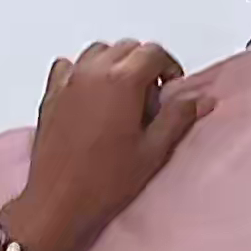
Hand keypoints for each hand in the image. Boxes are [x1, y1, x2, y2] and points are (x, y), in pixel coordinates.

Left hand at [0, 40, 215, 250]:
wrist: (60, 201)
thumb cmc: (106, 182)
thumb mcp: (153, 151)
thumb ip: (178, 118)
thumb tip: (200, 100)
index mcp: (122, 80)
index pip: (154, 53)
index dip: (169, 69)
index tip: (171, 91)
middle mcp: (92, 72)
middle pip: (126, 48)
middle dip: (143, 67)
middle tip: (150, 102)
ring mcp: (68, 81)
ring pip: (98, 53)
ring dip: (115, 66)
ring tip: (122, 100)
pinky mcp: (50, 96)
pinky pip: (69, 67)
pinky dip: (83, 73)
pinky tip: (91, 100)